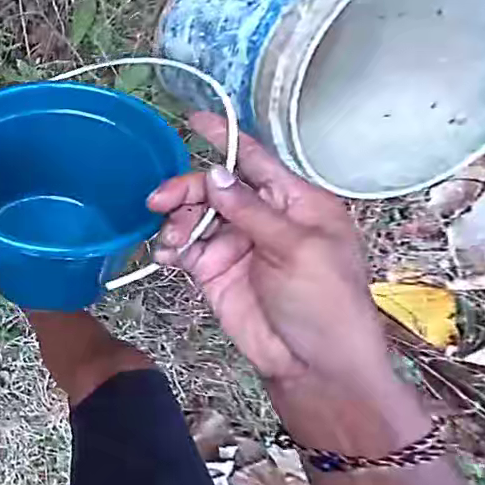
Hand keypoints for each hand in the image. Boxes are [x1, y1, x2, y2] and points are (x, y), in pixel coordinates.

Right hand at [145, 112, 388, 390]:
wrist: (310, 364)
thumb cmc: (324, 302)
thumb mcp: (296, 249)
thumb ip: (252, 211)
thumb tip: (216, 176)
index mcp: (295, 202)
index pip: (255, 160)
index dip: (225, 139)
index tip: (194, 119)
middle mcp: (261, 217)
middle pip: (213, 188)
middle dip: (185, 190)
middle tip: (160, 201)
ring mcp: (234, 244)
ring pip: (192, 215)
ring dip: (175, 222)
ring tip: (171, 242)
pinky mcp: (212, 270)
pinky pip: (182, 247)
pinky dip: (169, 247)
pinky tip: (166, 256)